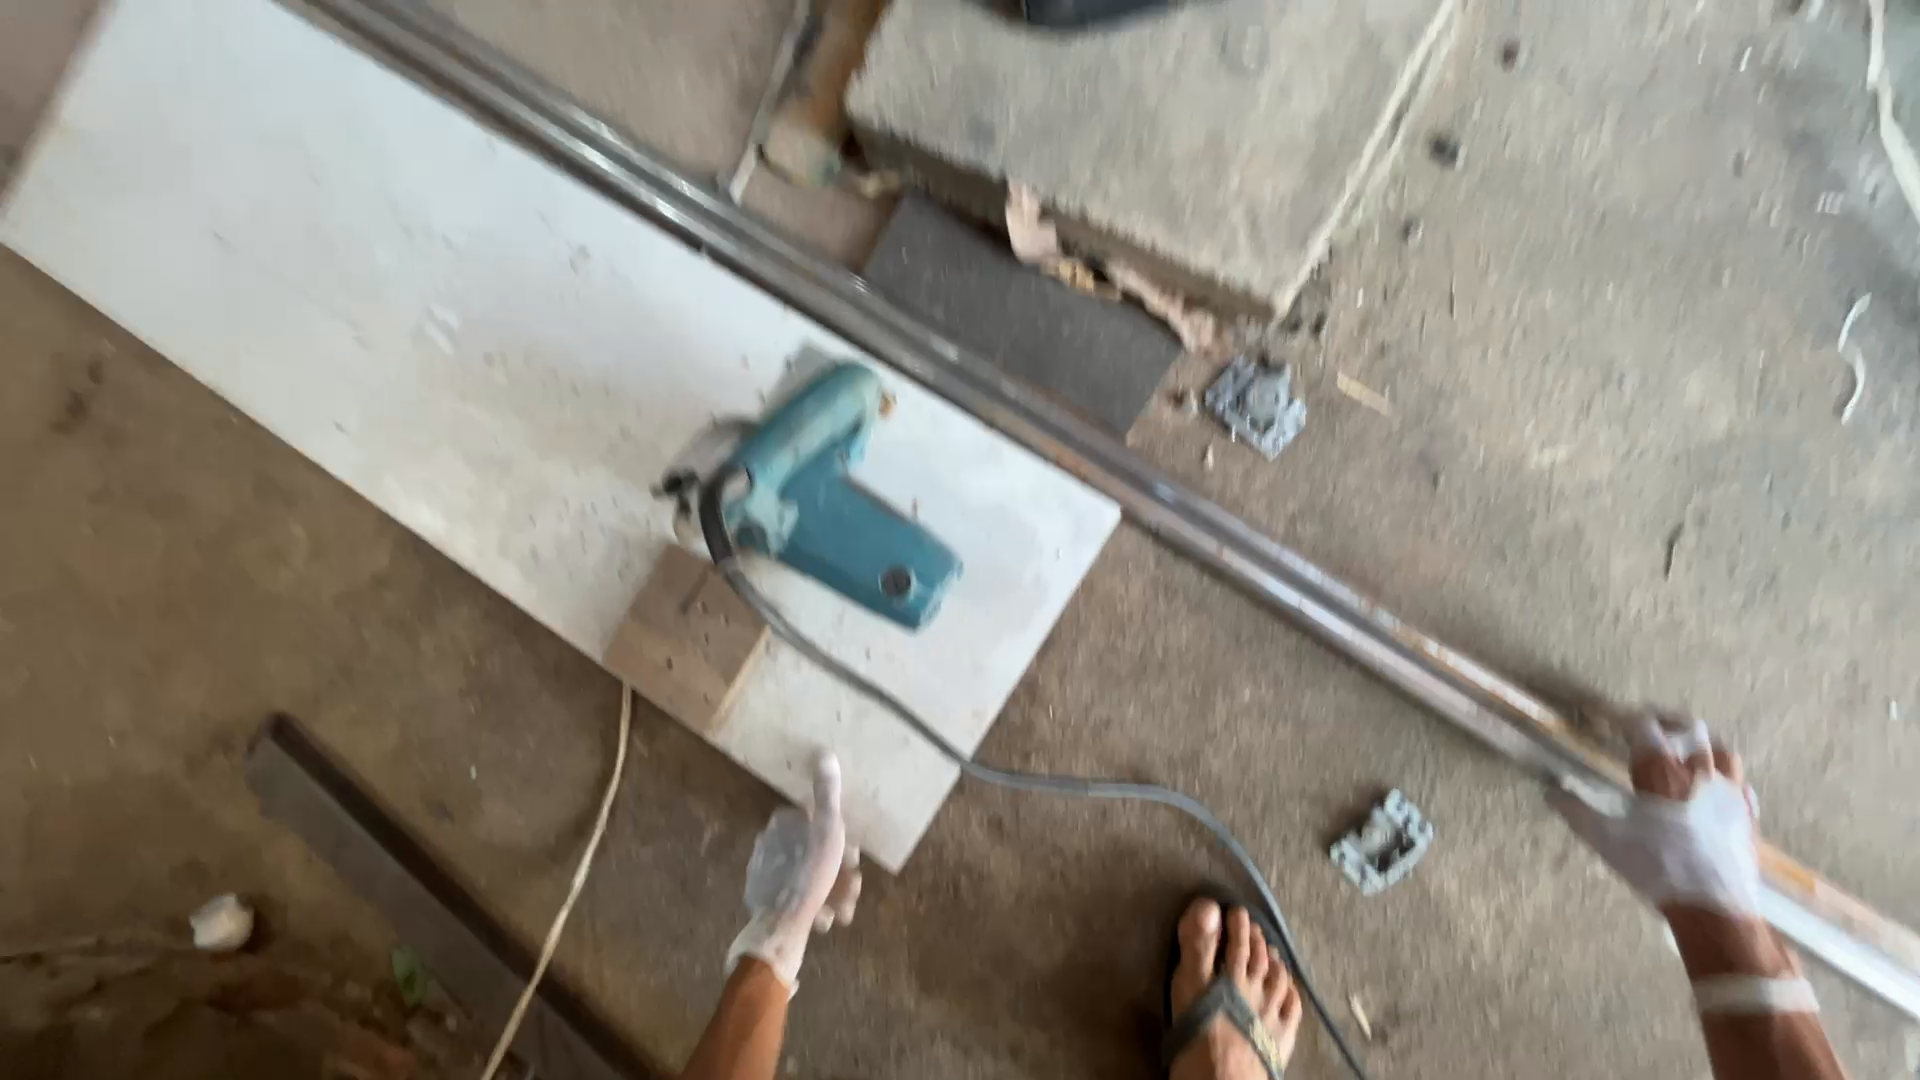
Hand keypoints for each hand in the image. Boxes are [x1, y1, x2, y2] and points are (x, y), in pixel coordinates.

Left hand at [725, 753, 862, 992]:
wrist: (783, 923)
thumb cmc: (811, 872)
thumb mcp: (827, 828)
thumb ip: (827, 792)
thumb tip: (824, 753)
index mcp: (783, 822)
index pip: (818, 822)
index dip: (840, 841)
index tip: (853, 860)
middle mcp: (767, 841)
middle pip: (813, 851)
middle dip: (836, 872)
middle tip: (849, 893)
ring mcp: (761, 870)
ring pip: (805, 874)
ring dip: (827, 892)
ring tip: (838, 912)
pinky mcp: (759, 896)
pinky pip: (791, 894)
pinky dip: (808, 903)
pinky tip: (821, 916)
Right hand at [1548, 711, 1761, 916]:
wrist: (1712, 906)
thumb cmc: (1652, 865)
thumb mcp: (1602, 837)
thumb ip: (1574, 809)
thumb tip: (1550, 791)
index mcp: (1660, 773)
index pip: (1644, 727)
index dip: (1626, 718)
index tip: (1611, 721)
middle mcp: (1698, 775)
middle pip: (1690, 729)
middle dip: (1666, 721)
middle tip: (1647, 726)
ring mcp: (1729, 794)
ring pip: (1723, 751)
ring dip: (1701, 744)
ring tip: (1684, 749)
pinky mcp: (1747, 815)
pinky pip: (1741, 782)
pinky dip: (1724, 775)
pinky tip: (1712, 786)